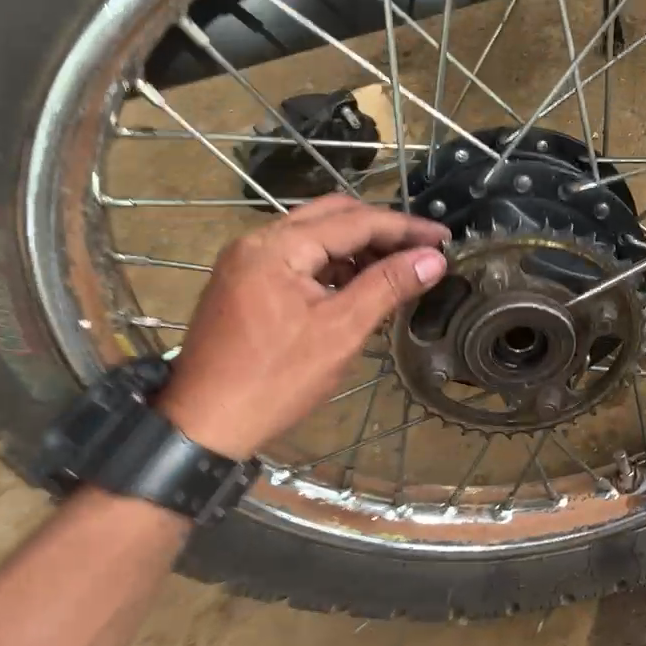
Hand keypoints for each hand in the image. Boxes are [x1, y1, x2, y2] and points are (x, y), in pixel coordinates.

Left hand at [156, 196, 449, 459]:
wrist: (201, 428)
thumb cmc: (275, 380)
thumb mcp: (341, 331)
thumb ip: (388, 285)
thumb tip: (434, 258)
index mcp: (276, 247)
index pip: (355, 221)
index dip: (405, 228)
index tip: (443, 237)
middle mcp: (256, 242)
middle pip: (333, 216)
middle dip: (382, 229)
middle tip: (423, 248)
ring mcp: (246, 262)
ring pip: (316, 235)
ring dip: (358, 245)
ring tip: (398, 267)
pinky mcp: (244, 282)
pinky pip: (299, 257)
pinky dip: (333, 263)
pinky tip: (359, 284)